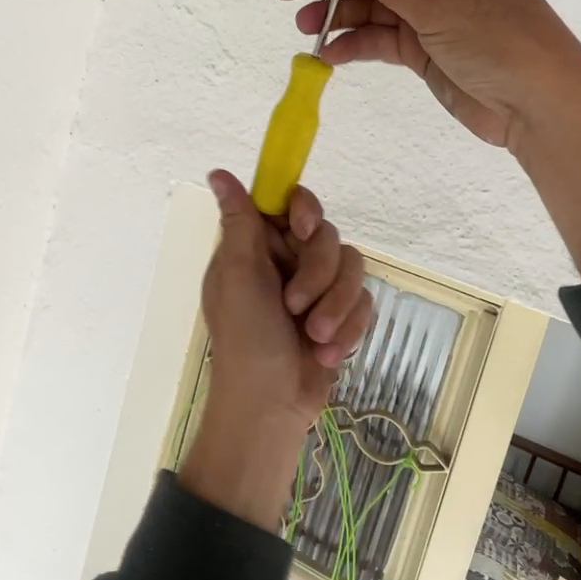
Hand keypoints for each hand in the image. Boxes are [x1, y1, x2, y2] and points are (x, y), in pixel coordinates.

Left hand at [178, 170, 372, 528]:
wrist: (271, 407)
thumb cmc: (246, 339)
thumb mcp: (238, 275)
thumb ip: (239, 221)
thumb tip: (216, 172)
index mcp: (256, 247)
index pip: (289, 204)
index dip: (303, 210)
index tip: (303, 229)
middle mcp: (286, 261)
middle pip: (326, 235)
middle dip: (318, 275)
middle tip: (295, 306)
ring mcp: (316, 289)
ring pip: (351, 267)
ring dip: (336, 307)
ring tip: (314, 338)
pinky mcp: (340, 316)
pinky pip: (364, 301)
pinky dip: (348, 329)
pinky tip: (328, 352)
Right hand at [274, 0, 580, 280]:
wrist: (540, 106)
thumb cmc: (502, 41)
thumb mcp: (443, 3)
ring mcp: (431, 16)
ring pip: (373, 6)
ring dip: (337, 14)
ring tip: (304, 27)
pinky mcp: (425, 50)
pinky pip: (381, 40)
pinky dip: (355, 44)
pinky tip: (329, 54)